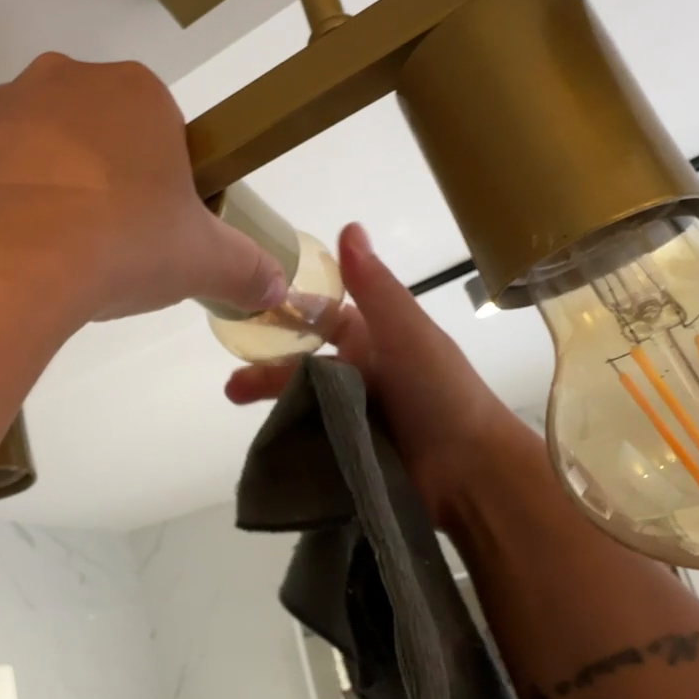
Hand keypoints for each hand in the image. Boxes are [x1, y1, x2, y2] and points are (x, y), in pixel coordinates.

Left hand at [0, 49, 285, 322]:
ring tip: (35, 239)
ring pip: (22, 131)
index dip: (153, 191)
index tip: (144, 236)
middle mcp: (69, 83)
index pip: (154, 136)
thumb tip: (276, 287)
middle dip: (95, 180)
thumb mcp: (203, 261)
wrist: (29, 258)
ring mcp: (2, 106)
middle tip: (94, 245)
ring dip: (31, 170)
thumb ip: (245, 269)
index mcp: (138, 97)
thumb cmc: (126, 246)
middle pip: (88, 131)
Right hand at [225, 224, 535, 523]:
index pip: (319, 319)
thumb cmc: (441, 393)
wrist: (470, 472)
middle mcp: (360, 373)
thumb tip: (348, 226)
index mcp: (373, 339)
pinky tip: (260, 436)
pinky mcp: (348, 448)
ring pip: (300, 400)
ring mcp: (352, 413)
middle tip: (229, 379)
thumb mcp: (406, 333)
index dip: (286, 313)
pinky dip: (284, 433)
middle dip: (264, 367)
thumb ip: (374, 288)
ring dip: (268, 399)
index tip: (243, 309)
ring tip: (232, 400)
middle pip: (301, 364)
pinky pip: (308, 435)